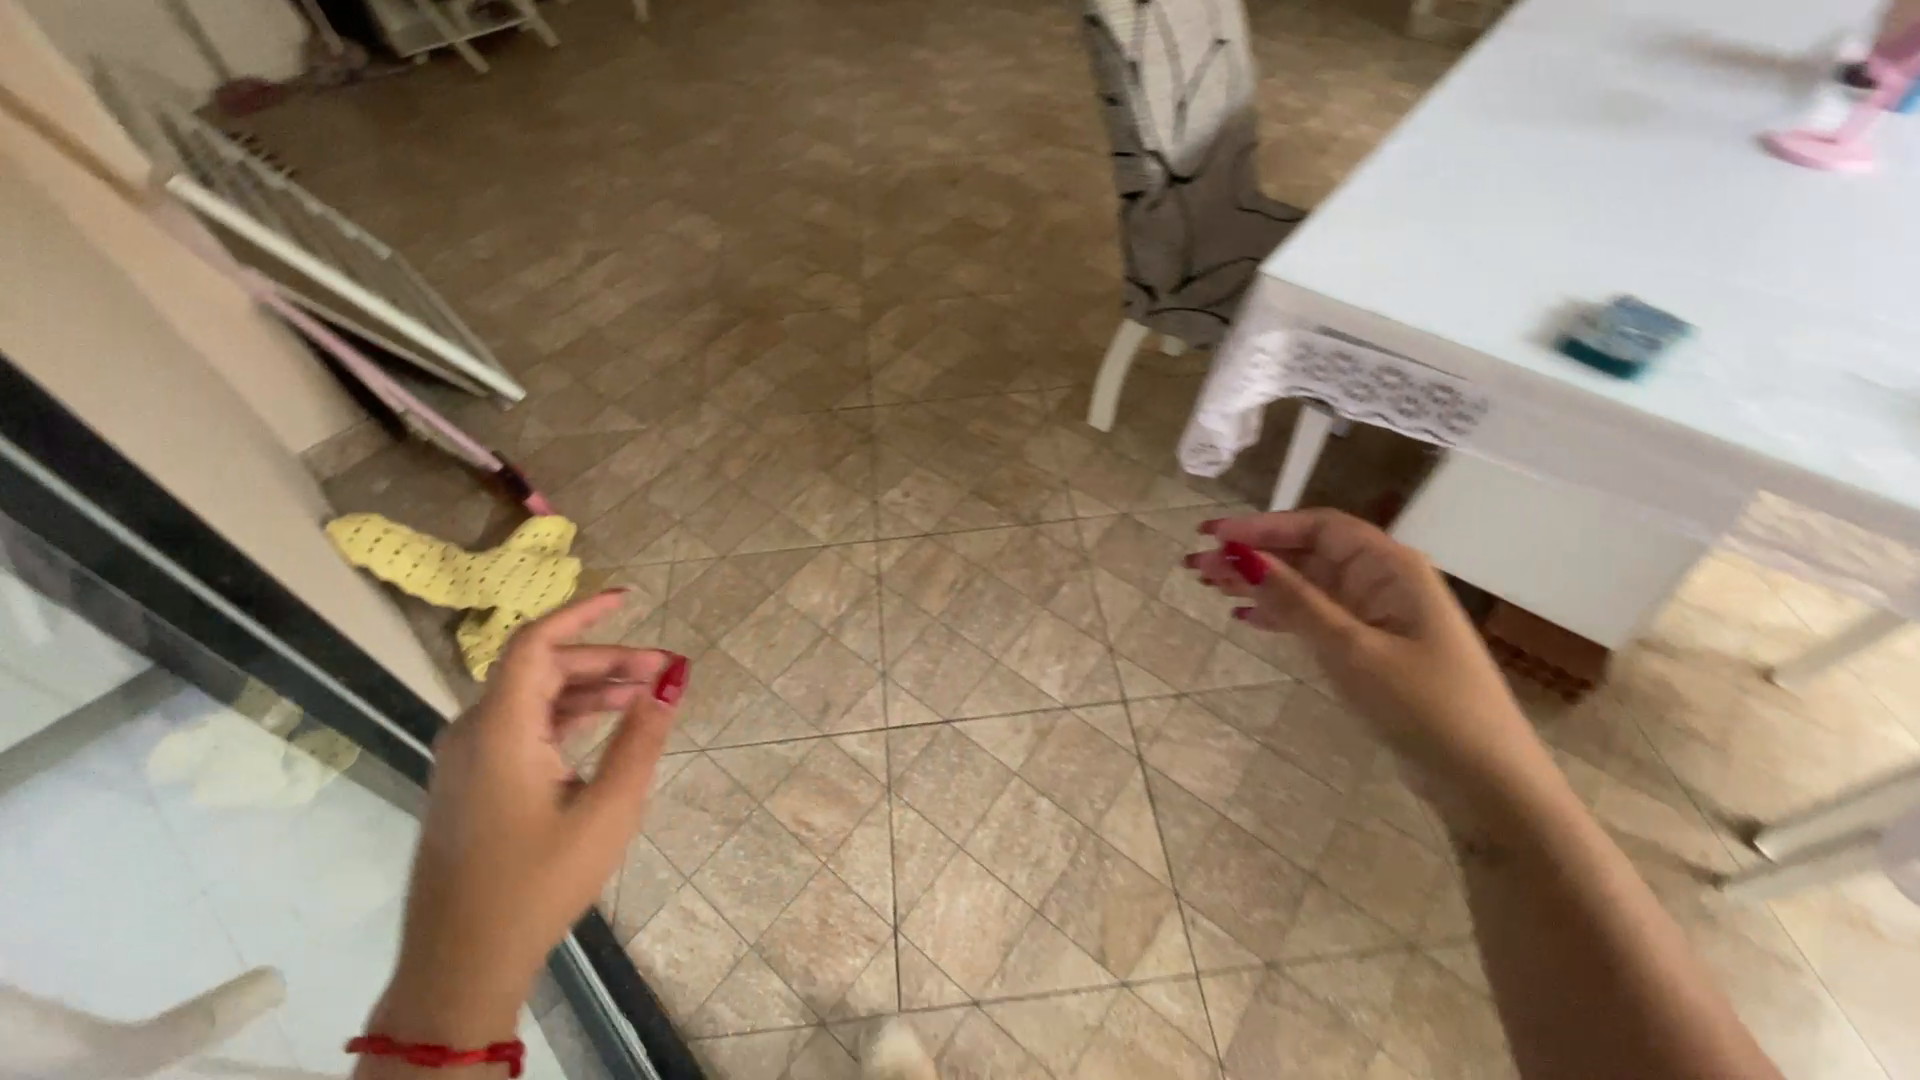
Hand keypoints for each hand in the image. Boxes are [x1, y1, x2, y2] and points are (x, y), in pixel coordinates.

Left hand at [367, 589, 686, 1051]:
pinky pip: (521, 730)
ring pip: (532, 701)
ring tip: (645, 699)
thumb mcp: (608, 808)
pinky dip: (566, 720)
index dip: (582, 613)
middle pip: (540, 670)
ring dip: (589, 692)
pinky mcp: (471, 785)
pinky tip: (606, 733)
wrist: (463, 962)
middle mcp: (474, 733)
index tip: (629, 598)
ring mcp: (467, 761)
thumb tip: (675, 678)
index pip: (535, 643)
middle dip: (605, 662)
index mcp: (499, 730)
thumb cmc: (540, 882)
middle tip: (663, 672)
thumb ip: (642, 737)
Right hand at [1188, 509, 1546, 799]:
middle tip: (1195, 566)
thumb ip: (1295, 602)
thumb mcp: (1351, 650)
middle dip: (1251, 556)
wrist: (1483, 780)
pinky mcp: (1372, 650)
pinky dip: (1280, 615)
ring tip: (1208, 586)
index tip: (1213, 536)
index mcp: (1391, 568)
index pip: (1318, 527)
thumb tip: (1240, 557)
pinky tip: (1246, 619)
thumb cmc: (1424, 706)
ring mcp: (1378, 617)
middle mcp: (1384, 582)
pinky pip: (1316, 618)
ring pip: (1307, 586)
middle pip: (1308, 554)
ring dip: (1259, 583)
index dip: (1262, 526)